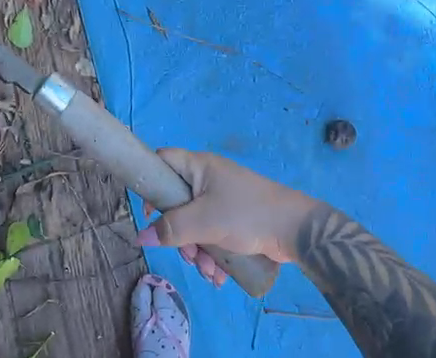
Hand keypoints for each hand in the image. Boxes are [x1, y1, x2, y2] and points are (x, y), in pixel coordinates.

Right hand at [138, 149, 318, 287]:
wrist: (294, 229)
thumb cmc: (246, 214)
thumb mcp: (204, 222)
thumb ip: (171, 229)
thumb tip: (142, 236)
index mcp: (200, 166)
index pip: (164, 161)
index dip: (151, 184)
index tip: (149, 215)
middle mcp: (209, 180)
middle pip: (177, 204)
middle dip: (180, 236)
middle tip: (188, 254)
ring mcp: (223, 200)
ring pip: (195, 225)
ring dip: (197, 252)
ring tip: (210, 271)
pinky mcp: (235, 220)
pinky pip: (212, 236)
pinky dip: (212, 255)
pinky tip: (219, 275)